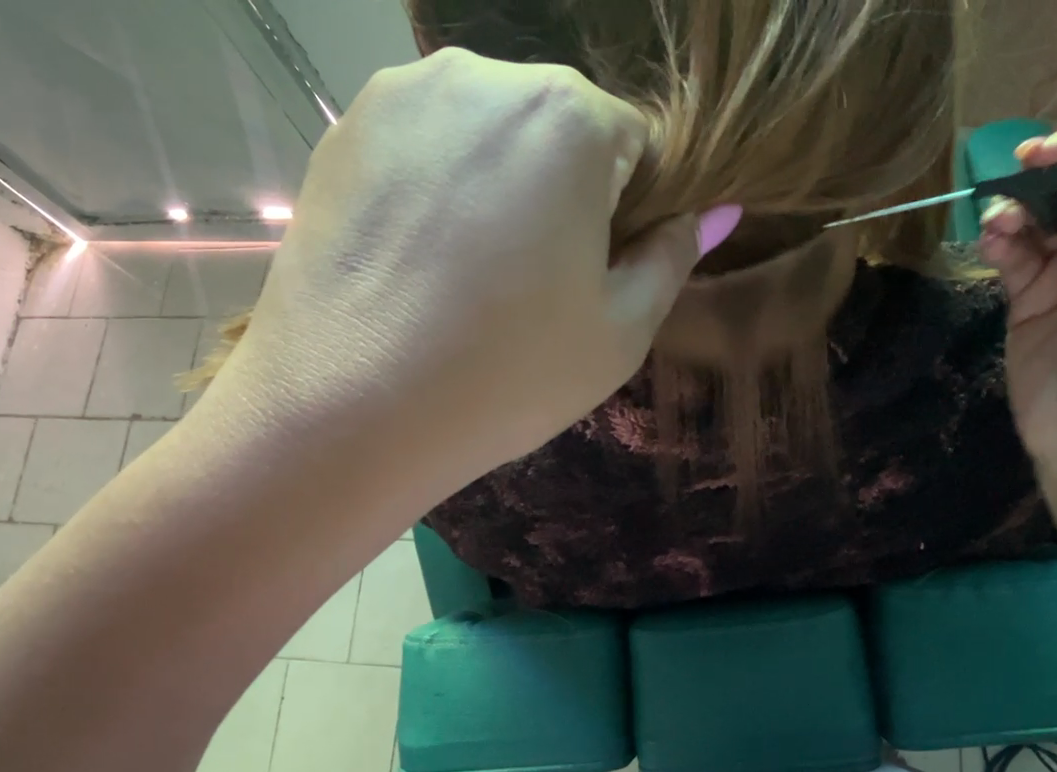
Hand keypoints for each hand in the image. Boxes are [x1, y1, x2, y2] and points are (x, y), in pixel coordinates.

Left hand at [197, 48, 737, 484]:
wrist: (346, 410)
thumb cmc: (506, 376)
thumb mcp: (620, 332)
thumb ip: (673, 257)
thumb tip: (714, 211)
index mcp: (569, 116)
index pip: (635, 146)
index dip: (625, 215)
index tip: (591, 279)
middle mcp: (484, 76)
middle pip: (557, 129)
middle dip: (560, 192)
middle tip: (529, 287)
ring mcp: (401, 97)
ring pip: (485, 135)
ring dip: (495, 188)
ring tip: (466, 279)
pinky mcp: (342, 132)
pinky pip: (422, 150)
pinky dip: (434, 193)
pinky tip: (416, 264)